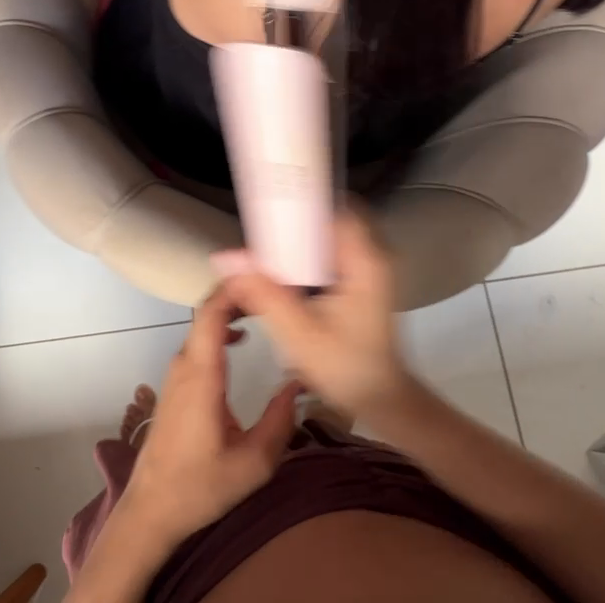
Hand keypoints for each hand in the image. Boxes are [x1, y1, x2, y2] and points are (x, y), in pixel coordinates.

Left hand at [118, 289, 301, 544]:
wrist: (151, 512)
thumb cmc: (201, 488)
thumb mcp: (254, 463)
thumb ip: (281, 420)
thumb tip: (301, 382)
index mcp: (202, 377)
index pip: (211, 314)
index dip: (234, 288)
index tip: (265, 277)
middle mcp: (184, 367)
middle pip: (206, 313)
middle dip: (238, 294)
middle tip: (275, 290)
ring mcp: (175, 376)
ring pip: (201, 327)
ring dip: (228, 311)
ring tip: (264, 308)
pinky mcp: (174, 387)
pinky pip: (197, 344)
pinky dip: (218, 330)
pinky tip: (240, 340)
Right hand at [213, 208, 412, 420]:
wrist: (380, 400)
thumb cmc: (344, 367)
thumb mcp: (298, 333)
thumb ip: (262, 292)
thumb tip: (224, 257)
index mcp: (366, 260)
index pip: (334, 207)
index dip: (300, 204)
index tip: (267, 207)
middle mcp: (374, 254)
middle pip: (330, 216)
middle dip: (294, 221)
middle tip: (258, 231)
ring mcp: (371, 266)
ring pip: (330, 234)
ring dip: (300, 239)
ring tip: (265, 247)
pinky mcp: (364, 279)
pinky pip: (333, 251)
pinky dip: (309, 254)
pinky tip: (284, 270)